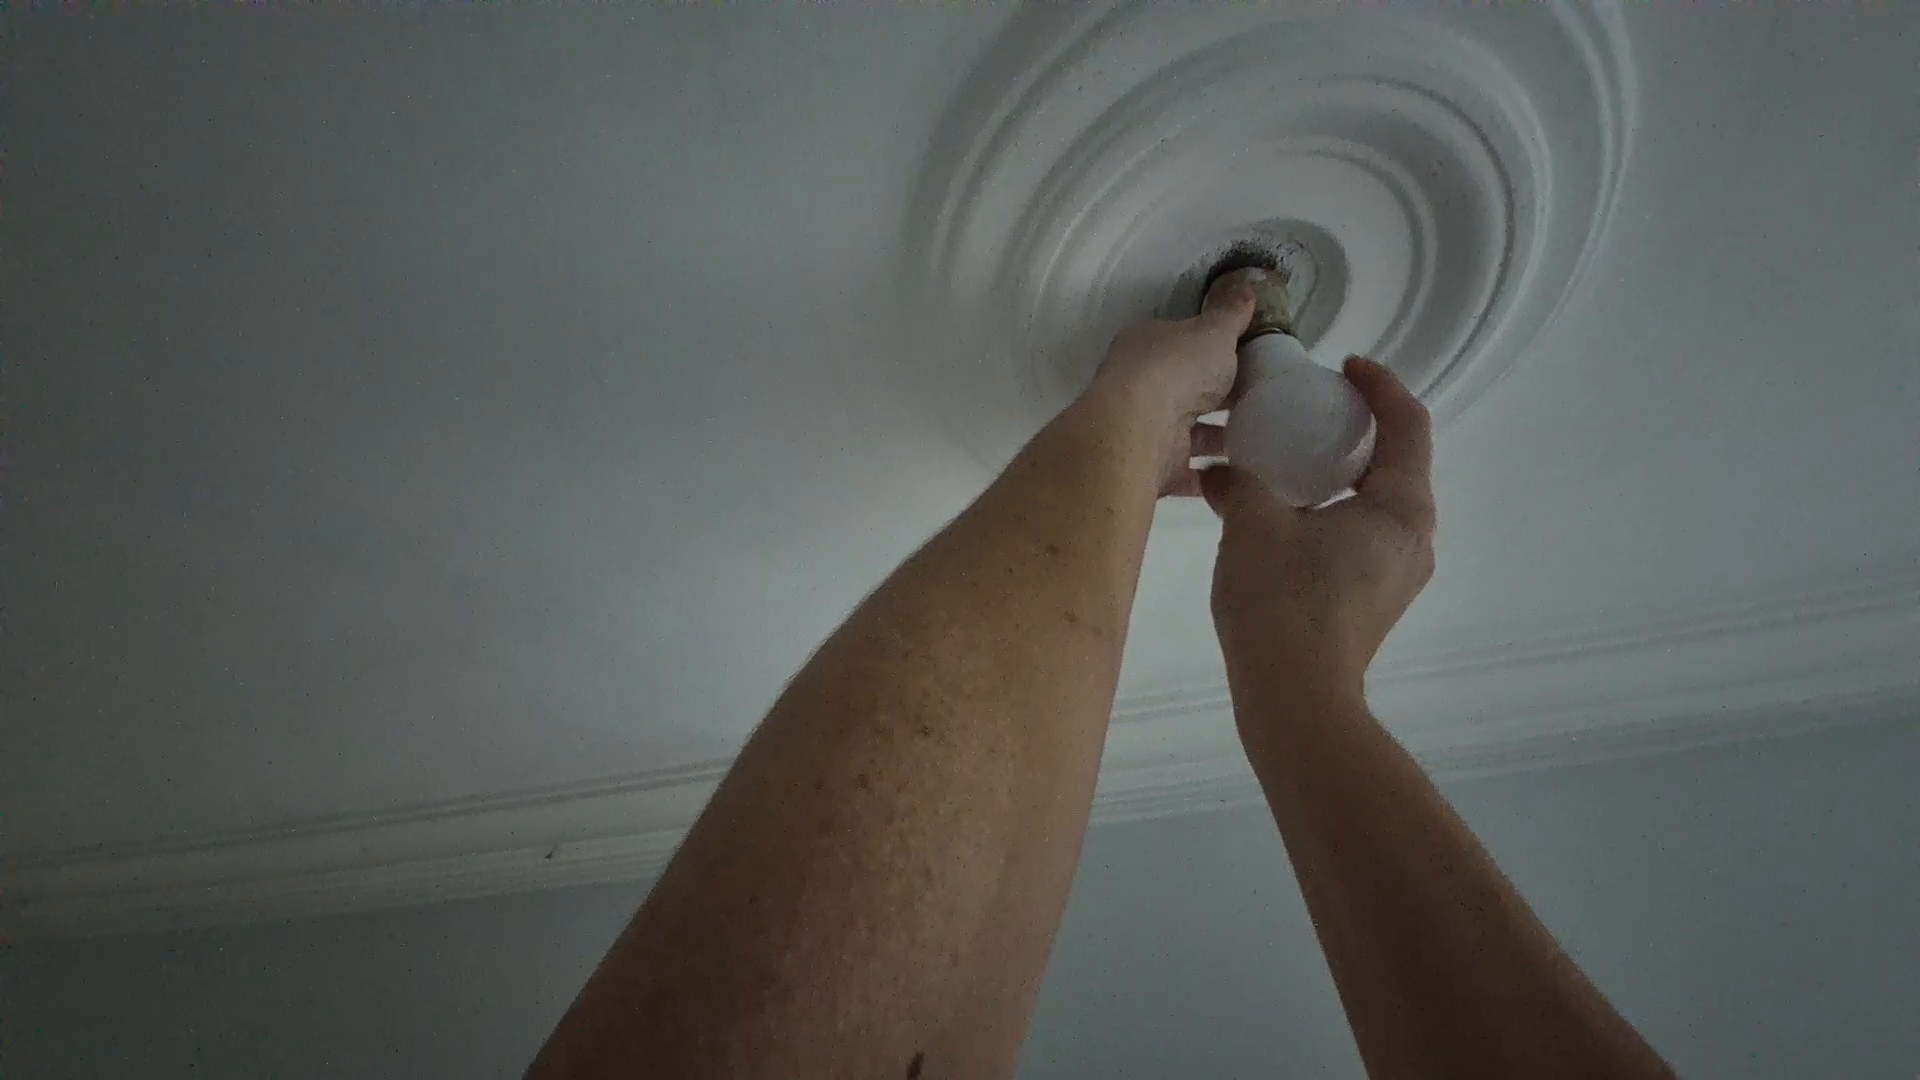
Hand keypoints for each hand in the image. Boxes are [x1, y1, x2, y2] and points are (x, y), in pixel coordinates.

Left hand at [1081, 281, 1255, 496]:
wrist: (1138, 431)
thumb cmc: (1175, 369)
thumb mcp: (1212, 330)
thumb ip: (1230, 313)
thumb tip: (1246, 286)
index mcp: (1144, 348)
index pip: (1180, 345)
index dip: (1211, 350)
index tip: (1246, 358)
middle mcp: (1137, 388)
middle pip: (1185, 391)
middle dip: (1218, 397)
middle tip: (1264, 399)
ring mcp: (1142, 431)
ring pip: (1187, 434)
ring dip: (1218, 438)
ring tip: (1262, 437)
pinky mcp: (1152, 470)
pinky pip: (1188, 474)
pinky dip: (1212, 476)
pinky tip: (1242, 473)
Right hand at [1201, 357, 1436, 709]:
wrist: (1293, 695)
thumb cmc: (1282, 600)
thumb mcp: (1251, 525)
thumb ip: (1238, 483)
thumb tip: (1219, 471)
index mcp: (1400, 509)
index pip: (1408, 426)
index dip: (1381, 387)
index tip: (1345, 366)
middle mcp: (1414, 539)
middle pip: (1397, 466)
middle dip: (1356, 433)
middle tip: (1308, 416)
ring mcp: (1398, 575)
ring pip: (1375, 506)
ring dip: (1338, 477)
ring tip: (1288, 467)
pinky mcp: (1373, 601)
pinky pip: (1360, 536)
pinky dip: (1329, 512)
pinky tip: (1284, 519)